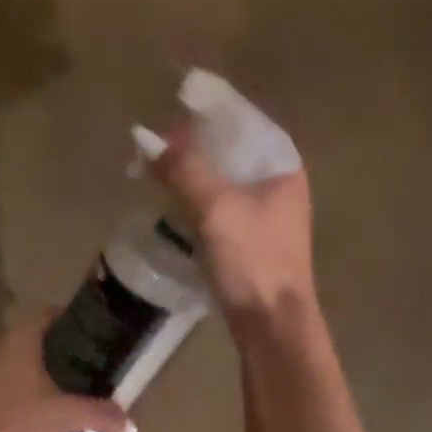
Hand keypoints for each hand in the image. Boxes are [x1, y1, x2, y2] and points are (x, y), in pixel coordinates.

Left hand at [0, 309, 136, 431]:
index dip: (77, 322)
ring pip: (20, 355)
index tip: (97, 337)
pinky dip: (23, 380)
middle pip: (38, 335)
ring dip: (41, 367)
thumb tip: (131, 426)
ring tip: (67, 385)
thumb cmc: (12, 416)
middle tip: (88, 365)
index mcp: (22, 336)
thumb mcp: (62, 416)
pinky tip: (36, 401)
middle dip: (62, 348)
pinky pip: (5, 372)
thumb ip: (99, 415)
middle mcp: (0, 339)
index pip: (54, 314)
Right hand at [151, 122, 317, 327]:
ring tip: (156, 170)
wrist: (271, 321)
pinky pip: (219, 203)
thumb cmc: (251, 259)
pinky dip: (195, 197)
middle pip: (231, 149)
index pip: (242, 121)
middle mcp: (278, 183)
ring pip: (223, 178)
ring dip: (191, 172)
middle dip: (194, 144)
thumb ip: (184, 171)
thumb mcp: (214, 208)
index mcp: (281, 165)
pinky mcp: (251, 238)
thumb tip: (150, 143)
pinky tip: (172, 203)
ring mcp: (266, 213)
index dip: (207, 113)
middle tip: (156, 145)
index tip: (172, 111)